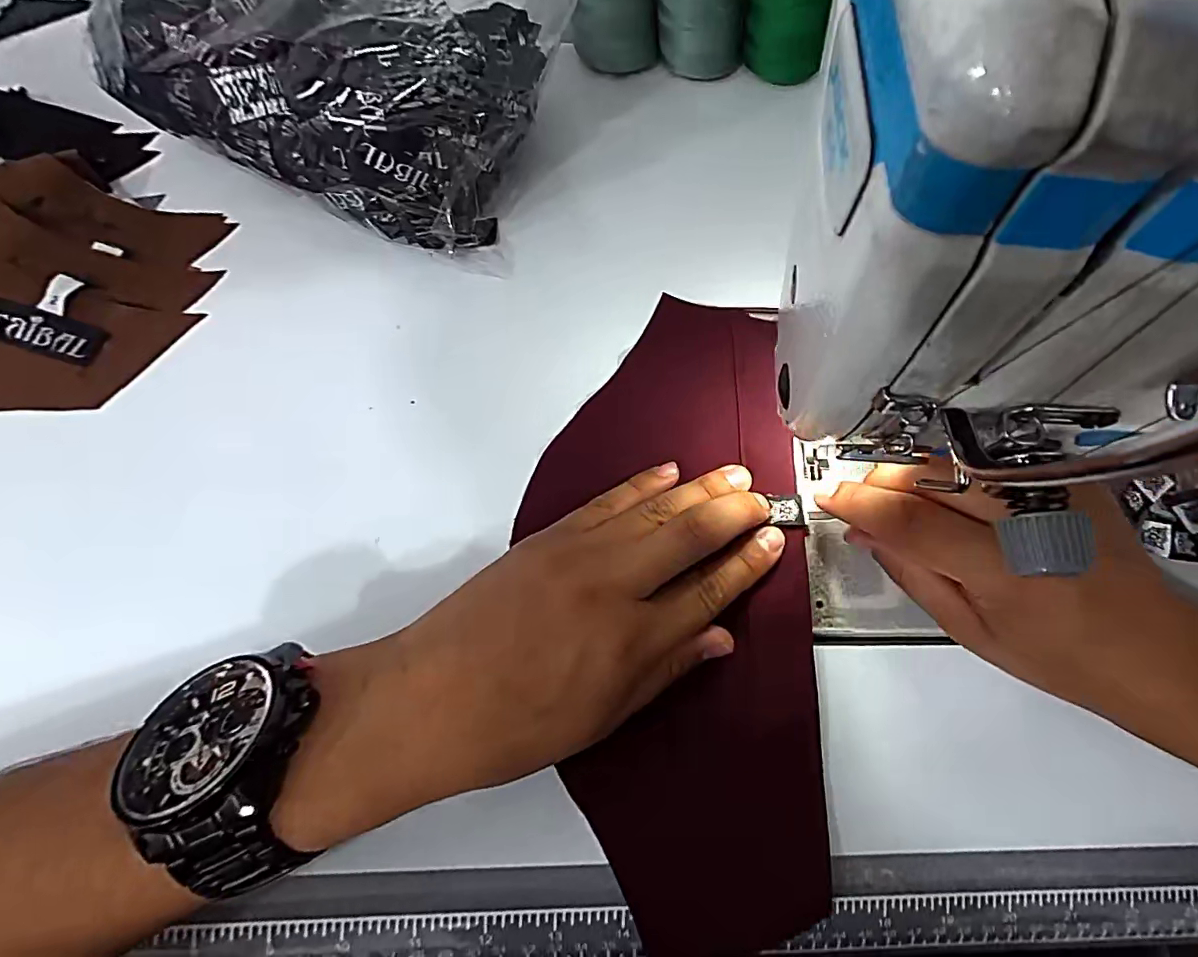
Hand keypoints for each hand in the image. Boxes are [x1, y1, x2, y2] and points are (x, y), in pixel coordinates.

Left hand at [274, 462, 781, 848]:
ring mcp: (578, 554)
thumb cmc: (516, 725)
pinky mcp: (548, 537)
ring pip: (655, 510)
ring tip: (733, 473)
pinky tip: (669, 472)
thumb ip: (667, 670)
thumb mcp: (603, 717)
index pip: (708, 591)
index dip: (746, 563)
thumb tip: (720, 639)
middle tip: (762, 497)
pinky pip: (607, 501)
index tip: (772, 540)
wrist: (425, 701)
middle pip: (689, 536)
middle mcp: (612, 588)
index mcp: (631, 641)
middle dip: (733, 511)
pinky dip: (642, 483)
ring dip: (699, 488)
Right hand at [816, 463, 1197, 712]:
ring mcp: (1052, 487)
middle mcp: (1031, 517)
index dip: (860, 502)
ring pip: (952, 455)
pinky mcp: (1063, 473)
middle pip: (928, 473)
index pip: (911, 520)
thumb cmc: (1063, 654)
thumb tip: (865, 534)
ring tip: (894, 498)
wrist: (1149, 642)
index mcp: (1007, 571)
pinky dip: (948, 467)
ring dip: (910, 471)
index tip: (829, 497)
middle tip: (858, 499)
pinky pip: (984, 456)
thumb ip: (914, 575)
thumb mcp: (973, 632)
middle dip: (880, 480)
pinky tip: (939, 491)